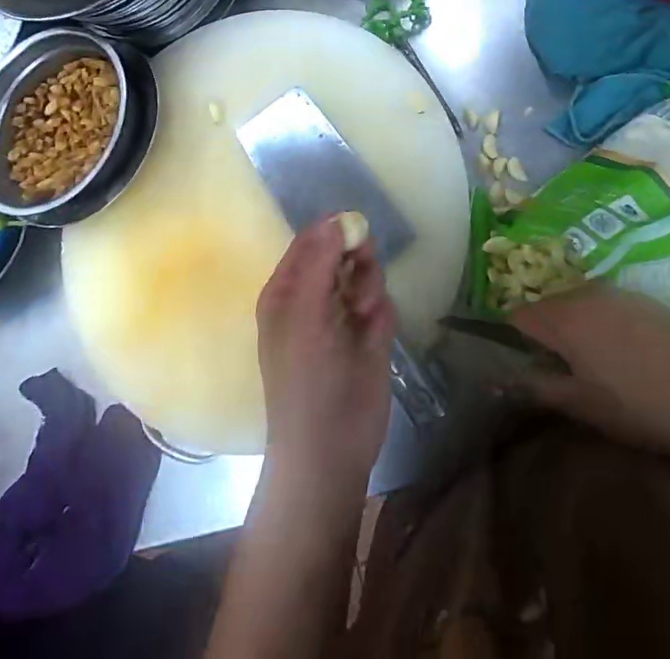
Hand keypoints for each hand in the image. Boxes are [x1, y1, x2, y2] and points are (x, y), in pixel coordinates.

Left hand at [256, 217, 396, 481]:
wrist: (332, 449)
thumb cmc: (307, 382)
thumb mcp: (305, 315)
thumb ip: (319, 264)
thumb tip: (336, 220)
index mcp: (286, 290)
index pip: (310, 242)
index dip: (332, 234)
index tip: (355, 236)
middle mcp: (314, 297)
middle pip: (343, 253)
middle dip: (356, 262)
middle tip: (360, 277)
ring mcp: (343, 317)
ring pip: (366, 276)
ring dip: (369, 287)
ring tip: (363, 315)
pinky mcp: (371, 336)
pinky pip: (383, 303)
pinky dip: (381, 313)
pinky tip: (375, 336)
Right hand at [511, 283, 669, 451]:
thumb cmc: (635, 407)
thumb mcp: (579, 404)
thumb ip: (536, 385)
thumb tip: (503, 377)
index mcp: (563, 318)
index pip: (518, 315)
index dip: (515, 337)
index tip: (526, 360)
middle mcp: (586, 293)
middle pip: (548, 304)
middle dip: (546, 329)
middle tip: (560, 364)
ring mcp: (618, 292)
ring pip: (579, 300)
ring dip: (576, 322)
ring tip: (593, 357)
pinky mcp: (645, 298)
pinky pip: (608, 302)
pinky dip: (603, 319)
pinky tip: (624, 349)